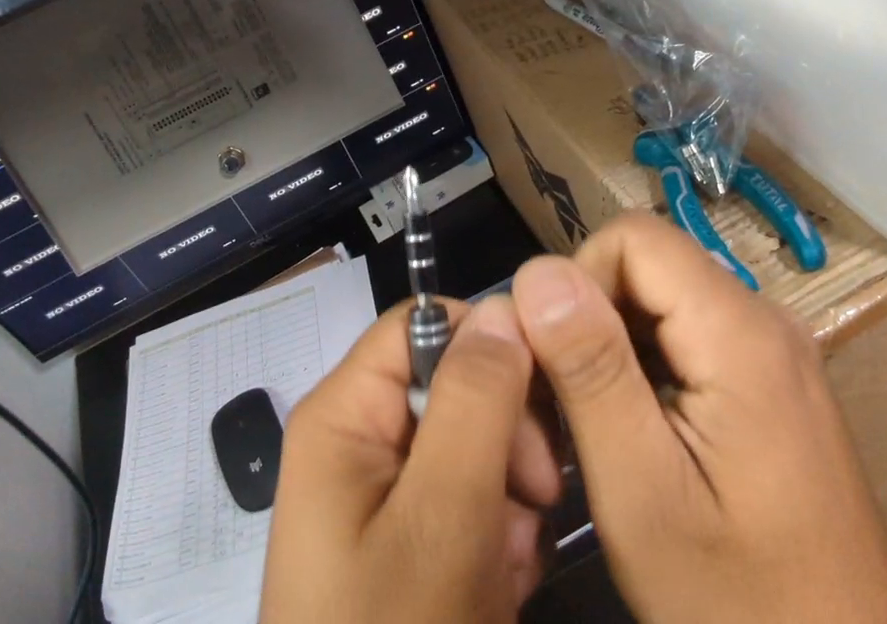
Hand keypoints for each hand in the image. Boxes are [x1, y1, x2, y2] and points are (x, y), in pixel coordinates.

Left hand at [261, 296, 560, 623]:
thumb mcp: (440, 515)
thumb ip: (474, 402)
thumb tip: (502, 306)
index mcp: (346, 414)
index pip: (421, 326)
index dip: (485, 345)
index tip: (540, 398)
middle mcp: (360, 441)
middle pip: (454, 384)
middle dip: (506, 435)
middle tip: (532, 496)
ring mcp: (385, 494)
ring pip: (474, 445)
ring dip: (508, 493)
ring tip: (509, 557)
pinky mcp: (410, 540)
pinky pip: (469, 500)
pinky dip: (498, 534)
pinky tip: (502, 581)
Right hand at [511, 214, 886, 623]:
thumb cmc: (739, 596)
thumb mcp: (643, 491)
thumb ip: (591, 371)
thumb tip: (537, 271)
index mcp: (741, 333)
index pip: (633, 237)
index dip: (574, 283)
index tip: (548, 362)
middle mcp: (765, 322)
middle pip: (646, 267)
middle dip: (584, 320)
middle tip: (555, 409)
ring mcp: (773, 353)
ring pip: (659, 302)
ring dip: (606, 349)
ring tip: (586, 430)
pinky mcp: (769, 384)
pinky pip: (685, 338)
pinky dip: (640, 370)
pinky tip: (627, 435)